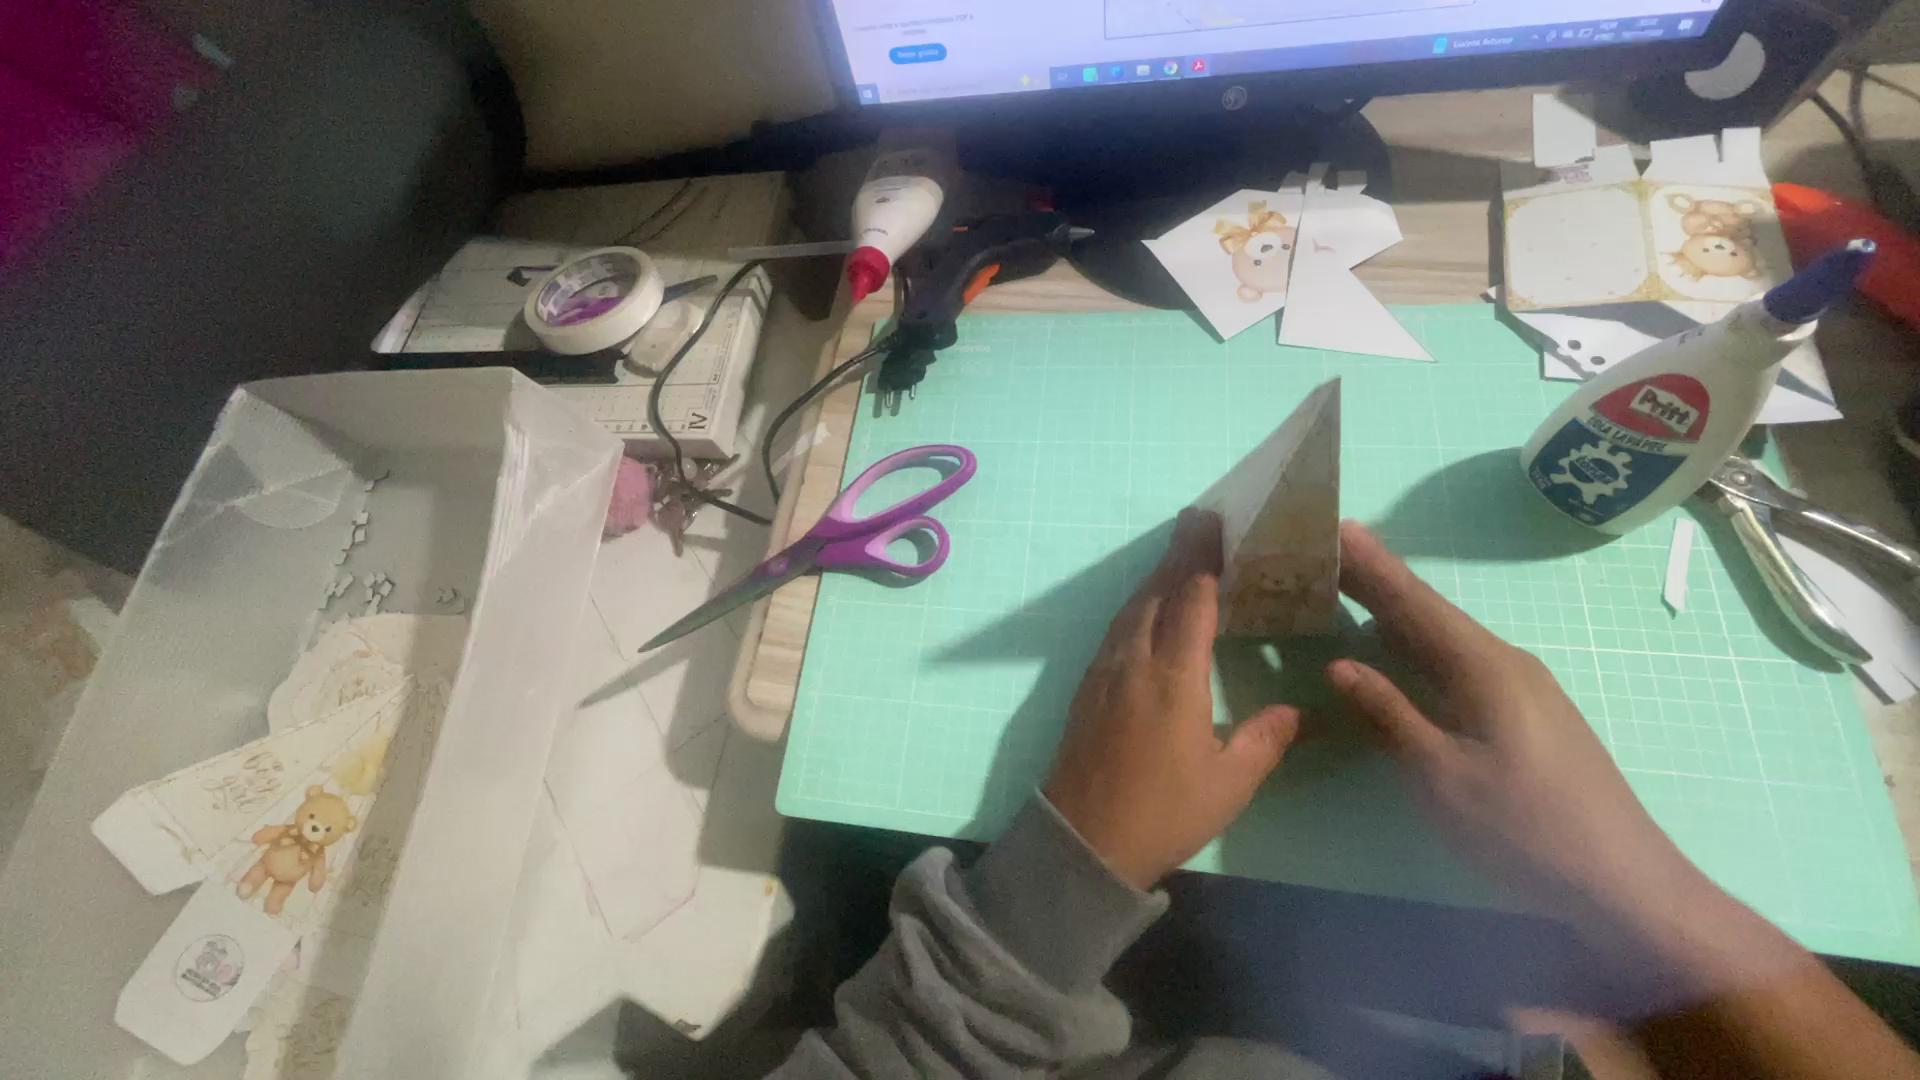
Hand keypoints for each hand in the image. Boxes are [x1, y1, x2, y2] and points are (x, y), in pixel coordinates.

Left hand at [1044, 509, 1300, 890]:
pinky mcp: (1086, 685)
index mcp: (1174, 677)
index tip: (1217, 524)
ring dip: (1156, 576)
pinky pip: (1116, 629)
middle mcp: (1134, 661)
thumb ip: (1264, 739)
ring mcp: (1104, 670)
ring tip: (1178, 556)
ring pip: (1132, 607)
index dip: (1204, 558)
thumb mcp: (1228, 784)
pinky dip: (1137, 606)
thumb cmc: (1163, 813)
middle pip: (1157, 591)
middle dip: (1179, 552)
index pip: (1192, 600)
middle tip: (1199, 519)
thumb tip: (1297, 709)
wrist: (1083, 839)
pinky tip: (1147, 609)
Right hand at [1326, 522, 1773, 967]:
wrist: (1625, 886)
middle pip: (1426, 610)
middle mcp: (1502, 662)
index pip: (1414, 603)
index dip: (1372, 565)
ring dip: (1392, 608)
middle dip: (1375, 578)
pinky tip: (1392, 644)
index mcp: (1483, 667)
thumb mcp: (1441, 775)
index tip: (1336, 525)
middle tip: (1324, 548)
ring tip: (1345, 585)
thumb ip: (1389, 713)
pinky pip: (1453, 658)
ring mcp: (1516, 686)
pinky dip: (1413, 641)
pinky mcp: (1520, 710)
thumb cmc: (1525, 828)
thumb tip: (1339, 664)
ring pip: (1441, 634)